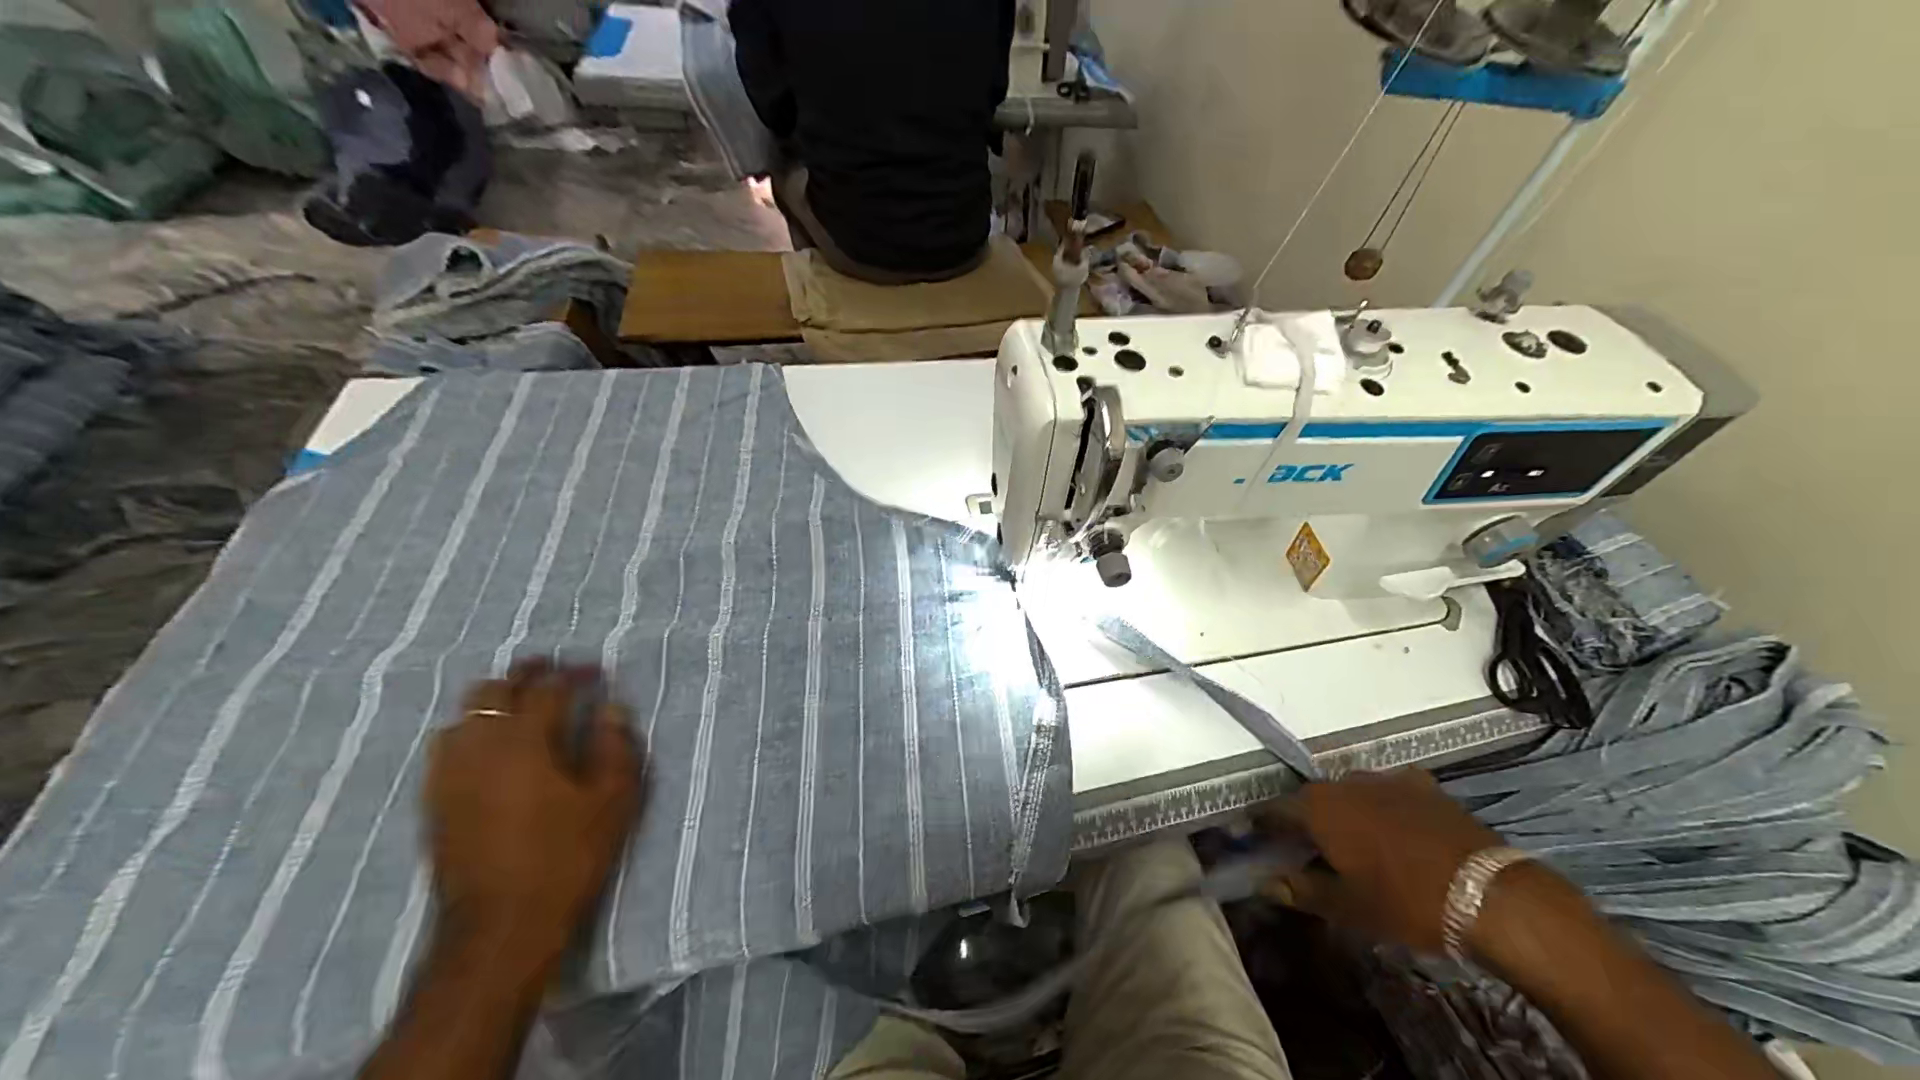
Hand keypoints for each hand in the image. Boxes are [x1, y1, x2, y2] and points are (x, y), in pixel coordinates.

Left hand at [424, 659, 640, 969]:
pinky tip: (493, 747)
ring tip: (524, 707)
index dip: (575, 673)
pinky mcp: (434, 800)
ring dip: (496, 700)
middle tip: (556, 674)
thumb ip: (614, 747)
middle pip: (495, 688)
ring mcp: (449, 773)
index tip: (597, 673)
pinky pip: (448, 744)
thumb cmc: (566, 857)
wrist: (500, 925)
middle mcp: (479, 745)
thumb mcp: (612, 801)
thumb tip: (611, 709)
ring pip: (465, 713)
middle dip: (527, 674)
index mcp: (525, 740)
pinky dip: (473, 730)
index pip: (549, 687)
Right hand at [1265, 768, 1504, 952]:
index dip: (1263, 826)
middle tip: (1308, 848)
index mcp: (1318, 808)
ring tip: (1353, 841)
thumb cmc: (1407, 902)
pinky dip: (1384, 806)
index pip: (1274, 810)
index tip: (1257, 839)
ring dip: (1345, 811)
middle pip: (1312, 798)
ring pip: (1351, 792)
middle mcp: (1345, 783)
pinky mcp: (1425, 786)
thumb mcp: (1348, 907)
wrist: (1492, 896)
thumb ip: (1302, 891)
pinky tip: (1394, 826)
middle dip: (1306, 820)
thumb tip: (1266, 884)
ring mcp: (1387, 779)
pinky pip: (1390, 792)